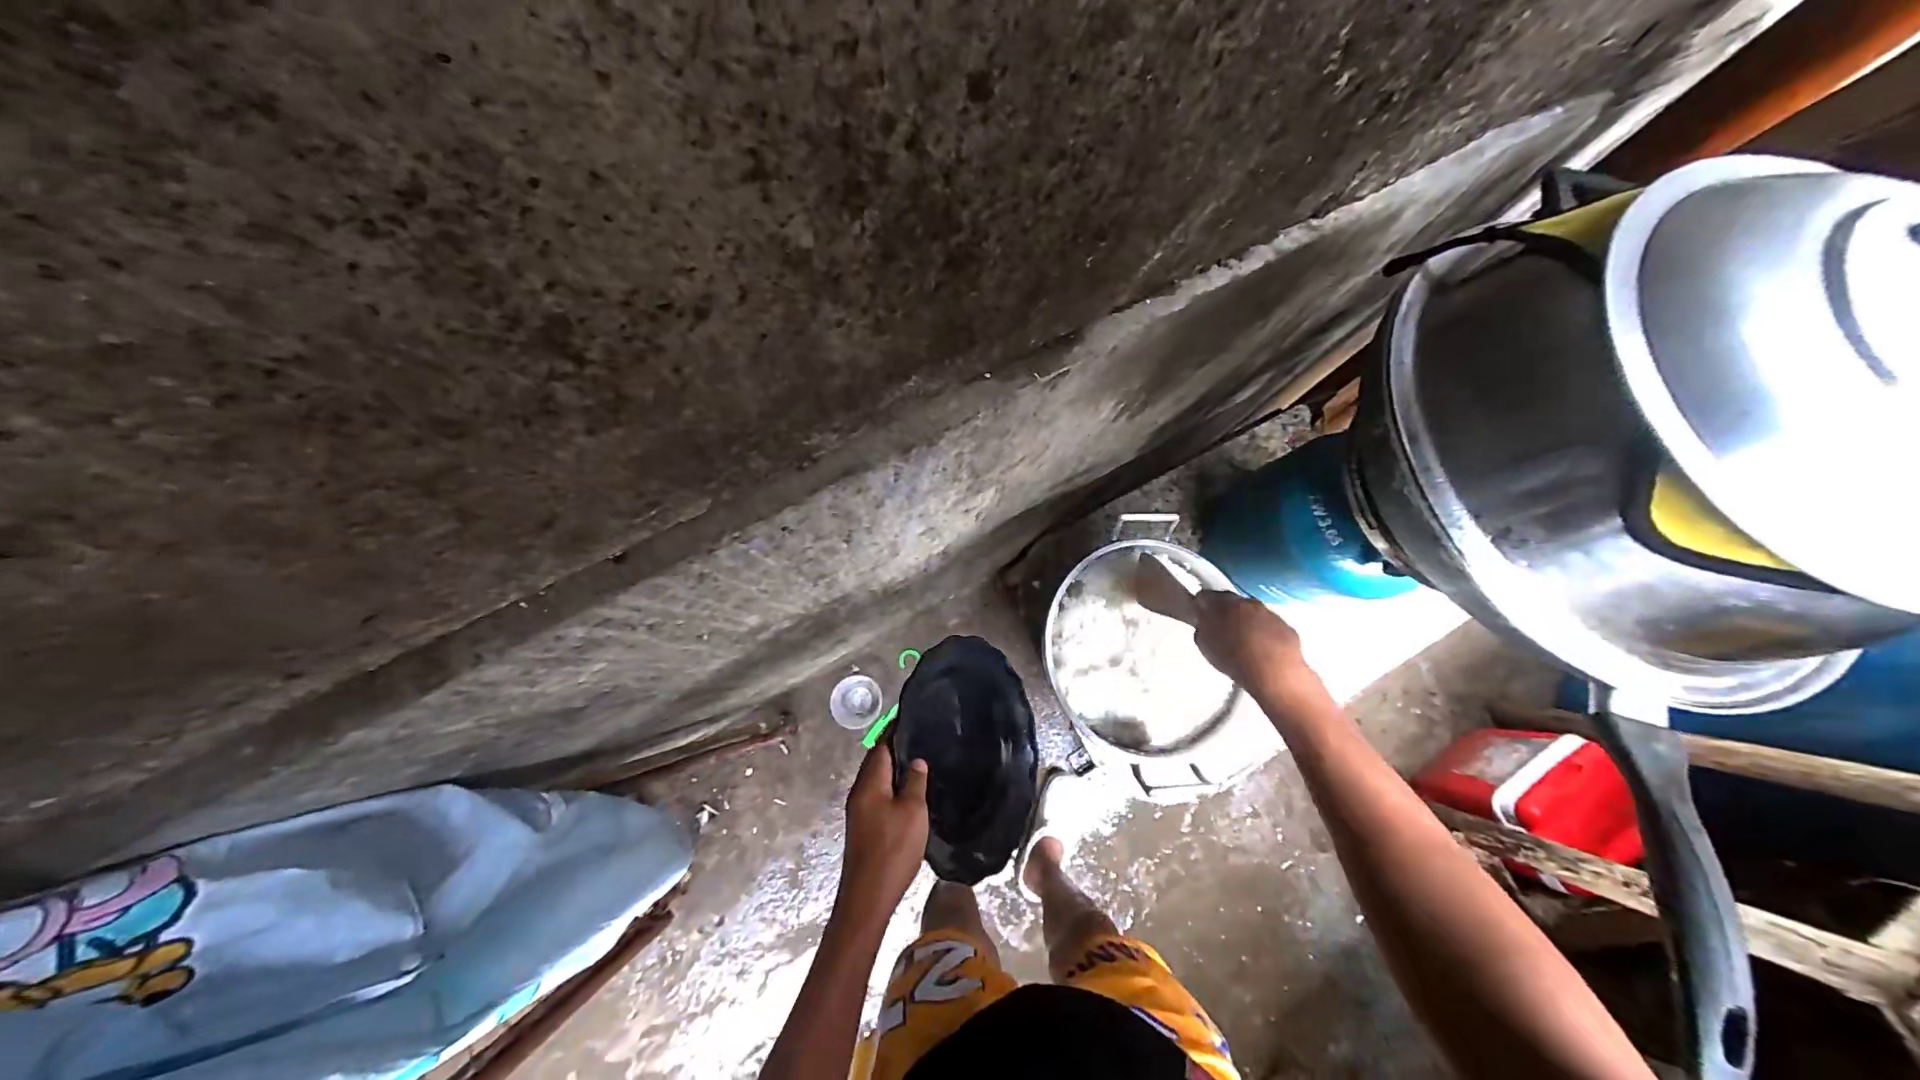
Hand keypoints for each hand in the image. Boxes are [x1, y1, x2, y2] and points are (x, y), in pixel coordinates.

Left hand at [837, 743, 929, 926]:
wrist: (868, 896)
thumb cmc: (893, 849)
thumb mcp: (913, 812)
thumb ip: (915, 782)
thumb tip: (916, 761)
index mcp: (869, 783)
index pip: (881, 746)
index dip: (894, 731)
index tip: (911, 718)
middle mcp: (859, 792)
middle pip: (876, 762)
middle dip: (894, 748)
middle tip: (920, 738)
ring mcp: (859, 811)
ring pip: (876, 780)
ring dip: (893, 769)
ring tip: (919, 762)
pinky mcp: (863, 826)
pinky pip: (877, 795)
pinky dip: (891, 787)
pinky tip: (908, 792)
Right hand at [1191, 590, 1329, 707]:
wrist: (1273, 673)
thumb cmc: (1235, 658)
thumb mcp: (1205, 645)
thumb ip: (1202, 627)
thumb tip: (1204, 623)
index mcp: (1222, 603)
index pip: (1205, 596)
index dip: (1202, 606)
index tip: (1201, 615)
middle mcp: (1246, 602)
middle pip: (1231, 603)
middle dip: (1226, 614)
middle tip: (1221, 632)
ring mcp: (1268, 613)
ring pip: (1253, 614)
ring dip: (1246, 624)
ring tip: (1242, 646)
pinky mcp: (1285, 626)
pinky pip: (1270, 626)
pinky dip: (1265, 634)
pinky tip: (1262, 652)